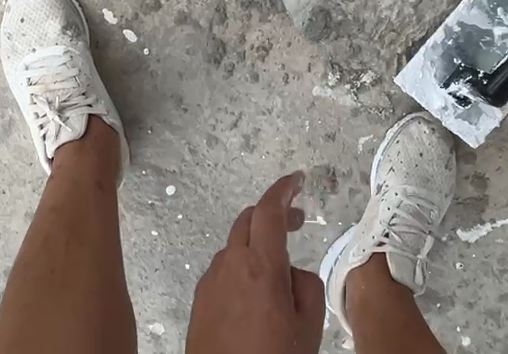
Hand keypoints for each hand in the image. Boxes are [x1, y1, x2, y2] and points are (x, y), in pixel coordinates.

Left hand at [186, 172, 325, 353]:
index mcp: (261, 265)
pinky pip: (223, 270)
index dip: (284, 189)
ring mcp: (211, 281)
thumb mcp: (308, 327)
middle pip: (249, 220)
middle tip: (296, 221)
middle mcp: (231, 264)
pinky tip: (254, 294)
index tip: (297, 180)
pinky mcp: (199, 300)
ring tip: (278, 270)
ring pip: (235, 245)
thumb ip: (306, 287)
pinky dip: (240, 267)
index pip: (270, 209)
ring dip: (256, 244)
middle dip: (273, 214)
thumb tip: (294, 273)